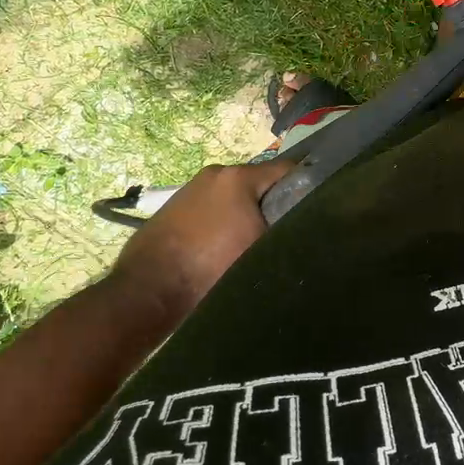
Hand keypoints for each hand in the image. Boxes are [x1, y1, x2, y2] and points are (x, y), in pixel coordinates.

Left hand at [105, 159, 292, 324]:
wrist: (145, 295)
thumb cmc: (211, 267)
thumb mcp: (261, 248)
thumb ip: (287, 227)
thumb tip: (307, 223)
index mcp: (238, 176)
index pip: (289, 170)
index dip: (308, 186)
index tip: (318, 208)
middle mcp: (214, 174)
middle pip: (258, 183)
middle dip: (273, 203)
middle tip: (284, 230)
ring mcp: (188, 190)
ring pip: (233, 197)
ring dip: (245, 214)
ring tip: (253, 243)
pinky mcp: (171, 210)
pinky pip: (210, 210)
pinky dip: (221, 223)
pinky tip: (221, 249)